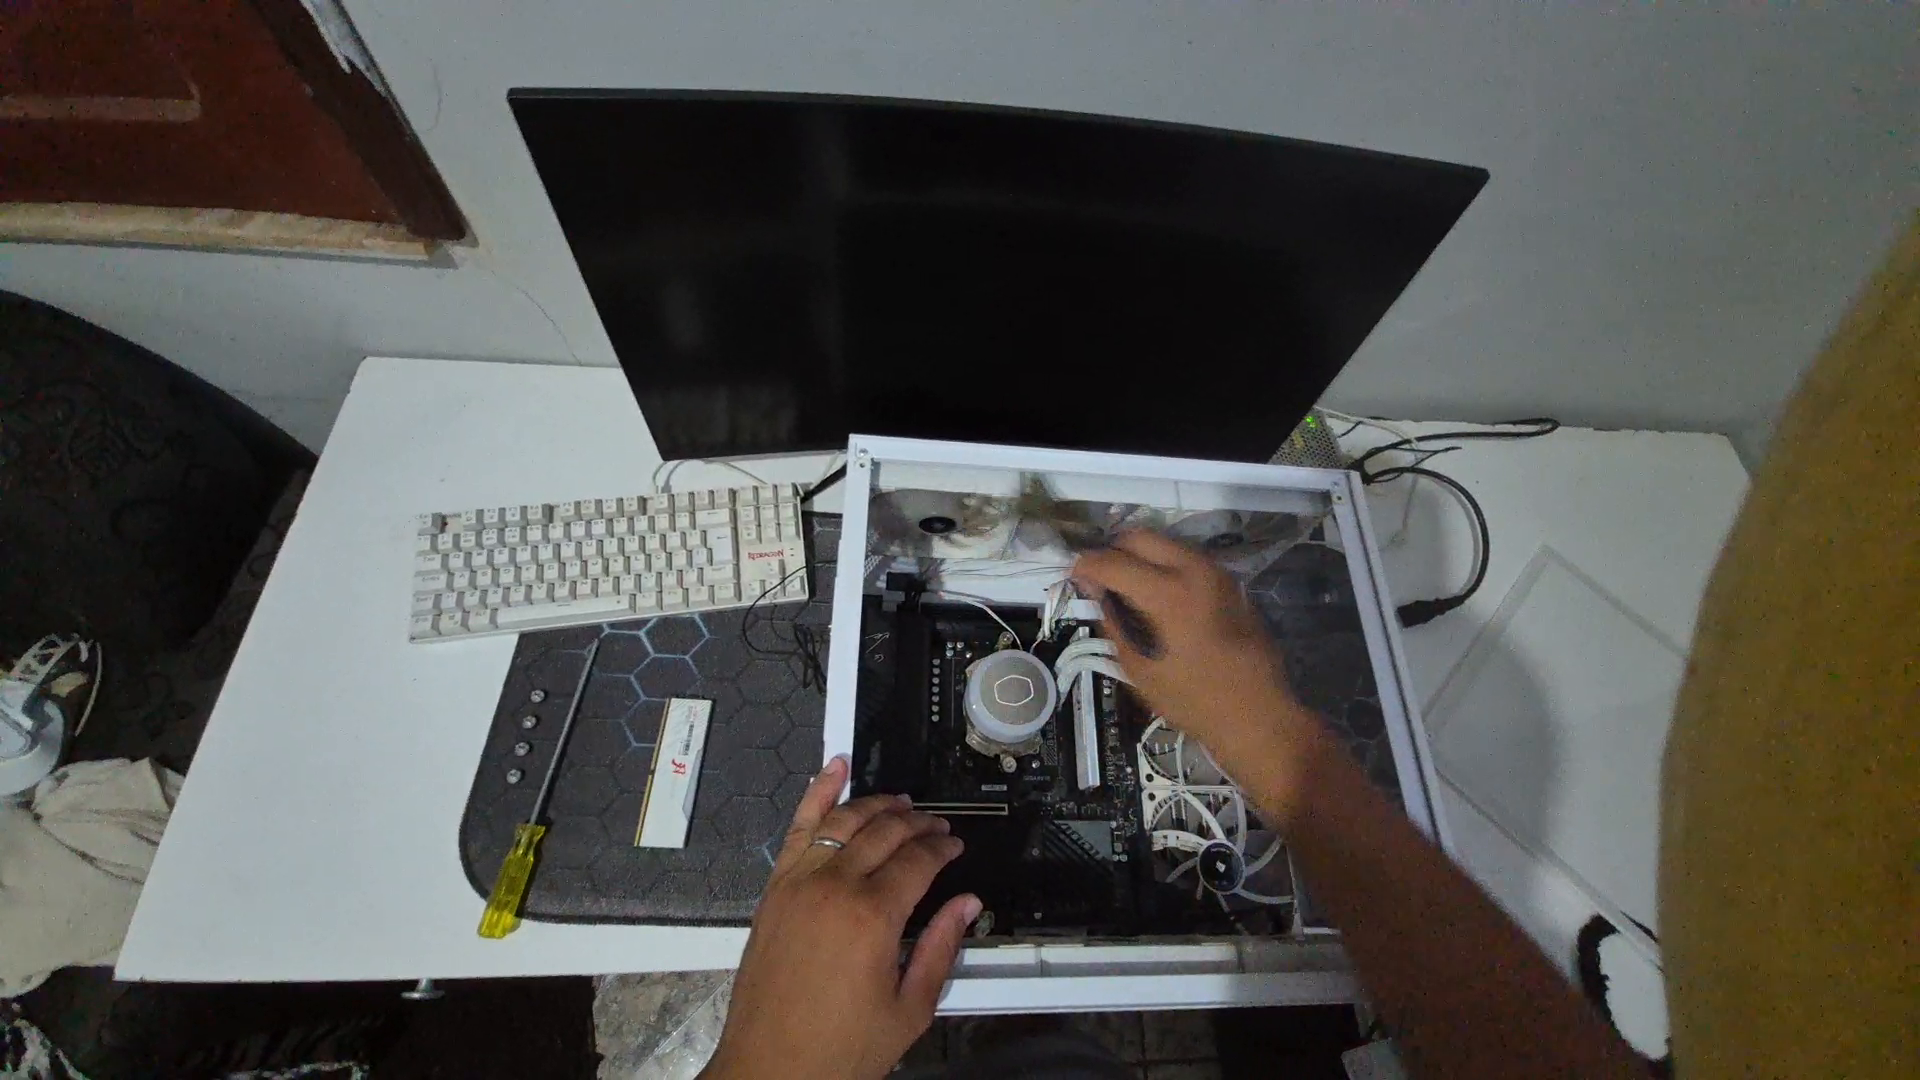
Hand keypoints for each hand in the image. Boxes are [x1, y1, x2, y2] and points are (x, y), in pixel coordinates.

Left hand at [704, 757, 980, 1079]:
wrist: (767, 1072)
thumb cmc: (838, 1051)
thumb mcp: (907, 1012)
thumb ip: (941, 950)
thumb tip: (968, 904)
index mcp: (872, 917)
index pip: (918, 861)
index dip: (943, 850)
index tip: (955, 848)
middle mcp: (835, 886)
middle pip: (886, 832)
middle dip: (919, 824)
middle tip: (937, 826)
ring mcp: (800, 880)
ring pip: (846, 819)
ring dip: (878, 804)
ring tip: (902, 802)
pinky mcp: (777, 886)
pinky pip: (799, 826)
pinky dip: (818, 792)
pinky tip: (834, 768)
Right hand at [1072, 530, 1327, 825]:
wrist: (1258, 715)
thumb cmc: (1192, 700)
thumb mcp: (1138, 668)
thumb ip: (1113, 621)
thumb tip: (1095, 591)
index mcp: (1168, 593)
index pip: (1112, 562)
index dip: (1085, 566)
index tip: (1073, 577)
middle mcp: (1194, 570)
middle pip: (1139, 536)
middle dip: (1112, 550)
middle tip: (1098, 577)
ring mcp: (1216, 572)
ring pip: (1165, 542)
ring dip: (1139, 555)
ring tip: (1126, 584)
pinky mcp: (1230, 581)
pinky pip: (1187, 557)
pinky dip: (1164, 564)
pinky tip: (1157, 593)